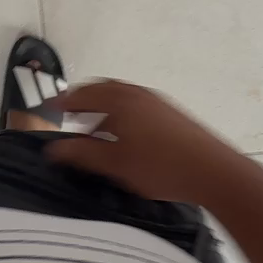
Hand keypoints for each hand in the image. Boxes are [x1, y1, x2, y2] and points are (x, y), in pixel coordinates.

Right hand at [44, 80, 239, 202]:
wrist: (215, 172)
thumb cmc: (160, 167)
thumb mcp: (115, 164)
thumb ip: (82, 153)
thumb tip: (52, 148)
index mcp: (118, 99)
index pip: (80, 95)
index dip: (61, 102)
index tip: (47, 108)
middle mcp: (134, 92)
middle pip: (100, 90)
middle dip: (81, 102)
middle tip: (68, 117)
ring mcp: (154, 100)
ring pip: (118, 97)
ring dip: (101, 107)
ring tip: (93, 128)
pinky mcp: (168, 112)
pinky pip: (134, 103)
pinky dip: (119, 112)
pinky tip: (122, 135)